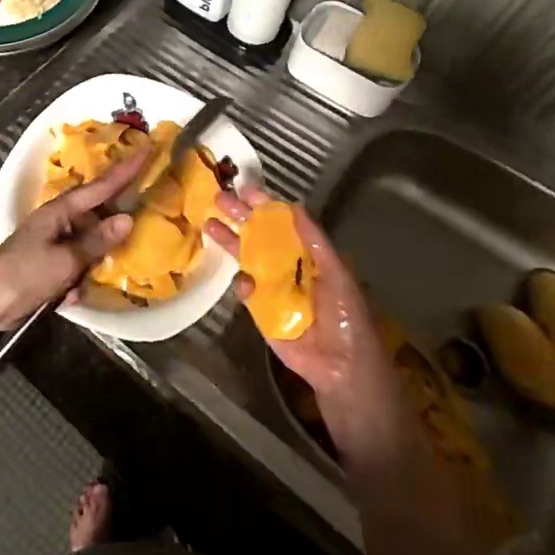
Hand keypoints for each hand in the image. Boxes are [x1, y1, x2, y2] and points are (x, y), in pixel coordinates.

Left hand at [0, 151, 146, 332]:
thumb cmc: (22, 276)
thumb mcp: (64, 261)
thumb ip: (96, 241)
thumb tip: (127, 219)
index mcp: (59, 211)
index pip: (100, 187)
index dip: (125, 171)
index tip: (147, 150)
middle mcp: (57, 221)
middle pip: (97, 214)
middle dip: (112, 225)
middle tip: (139, 222)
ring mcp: (52, 242)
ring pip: (89, 243)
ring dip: (92, 262)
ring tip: (85, 279)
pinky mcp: (49, 263)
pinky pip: (76, 265)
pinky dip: (76, 280)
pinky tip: (67, 297)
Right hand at [204, 187, 393, 403]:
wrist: (340, 364)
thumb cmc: (345, 314)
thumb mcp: (335, 271)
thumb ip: (314, 240)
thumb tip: (293, 205)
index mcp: (307, 253)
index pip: (282, 224)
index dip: (266, 206)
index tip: (247, 190)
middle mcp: (287, 265)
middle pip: (259, 237)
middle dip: (241, 217)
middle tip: (220, 198)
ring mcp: (271, 287)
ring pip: (246, 259)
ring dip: (230, 242)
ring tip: (210, 224)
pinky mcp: (260, 311)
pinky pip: (246, 292)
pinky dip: (242, 284)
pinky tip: (243, 280)